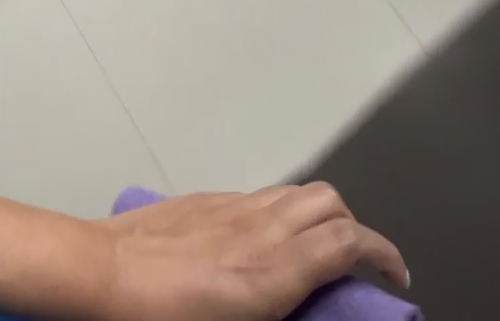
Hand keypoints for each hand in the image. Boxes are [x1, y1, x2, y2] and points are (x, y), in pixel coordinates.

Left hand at [97, 183, 409, 320]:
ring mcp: (228, 207)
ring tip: (315, 252)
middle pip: (328, 201)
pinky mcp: (202, 200)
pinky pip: (256, 196)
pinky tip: (262, 242)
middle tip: (358, 264)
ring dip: (317, 216)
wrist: (103, 272)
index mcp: (272, 269)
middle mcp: (257, 228)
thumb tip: (304, 304)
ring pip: (292, 192)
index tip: (395, 277)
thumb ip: (282, 312)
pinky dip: (277, 212)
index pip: (348, 240)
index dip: (384, 254)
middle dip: (355, 228)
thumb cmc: (162, 317)